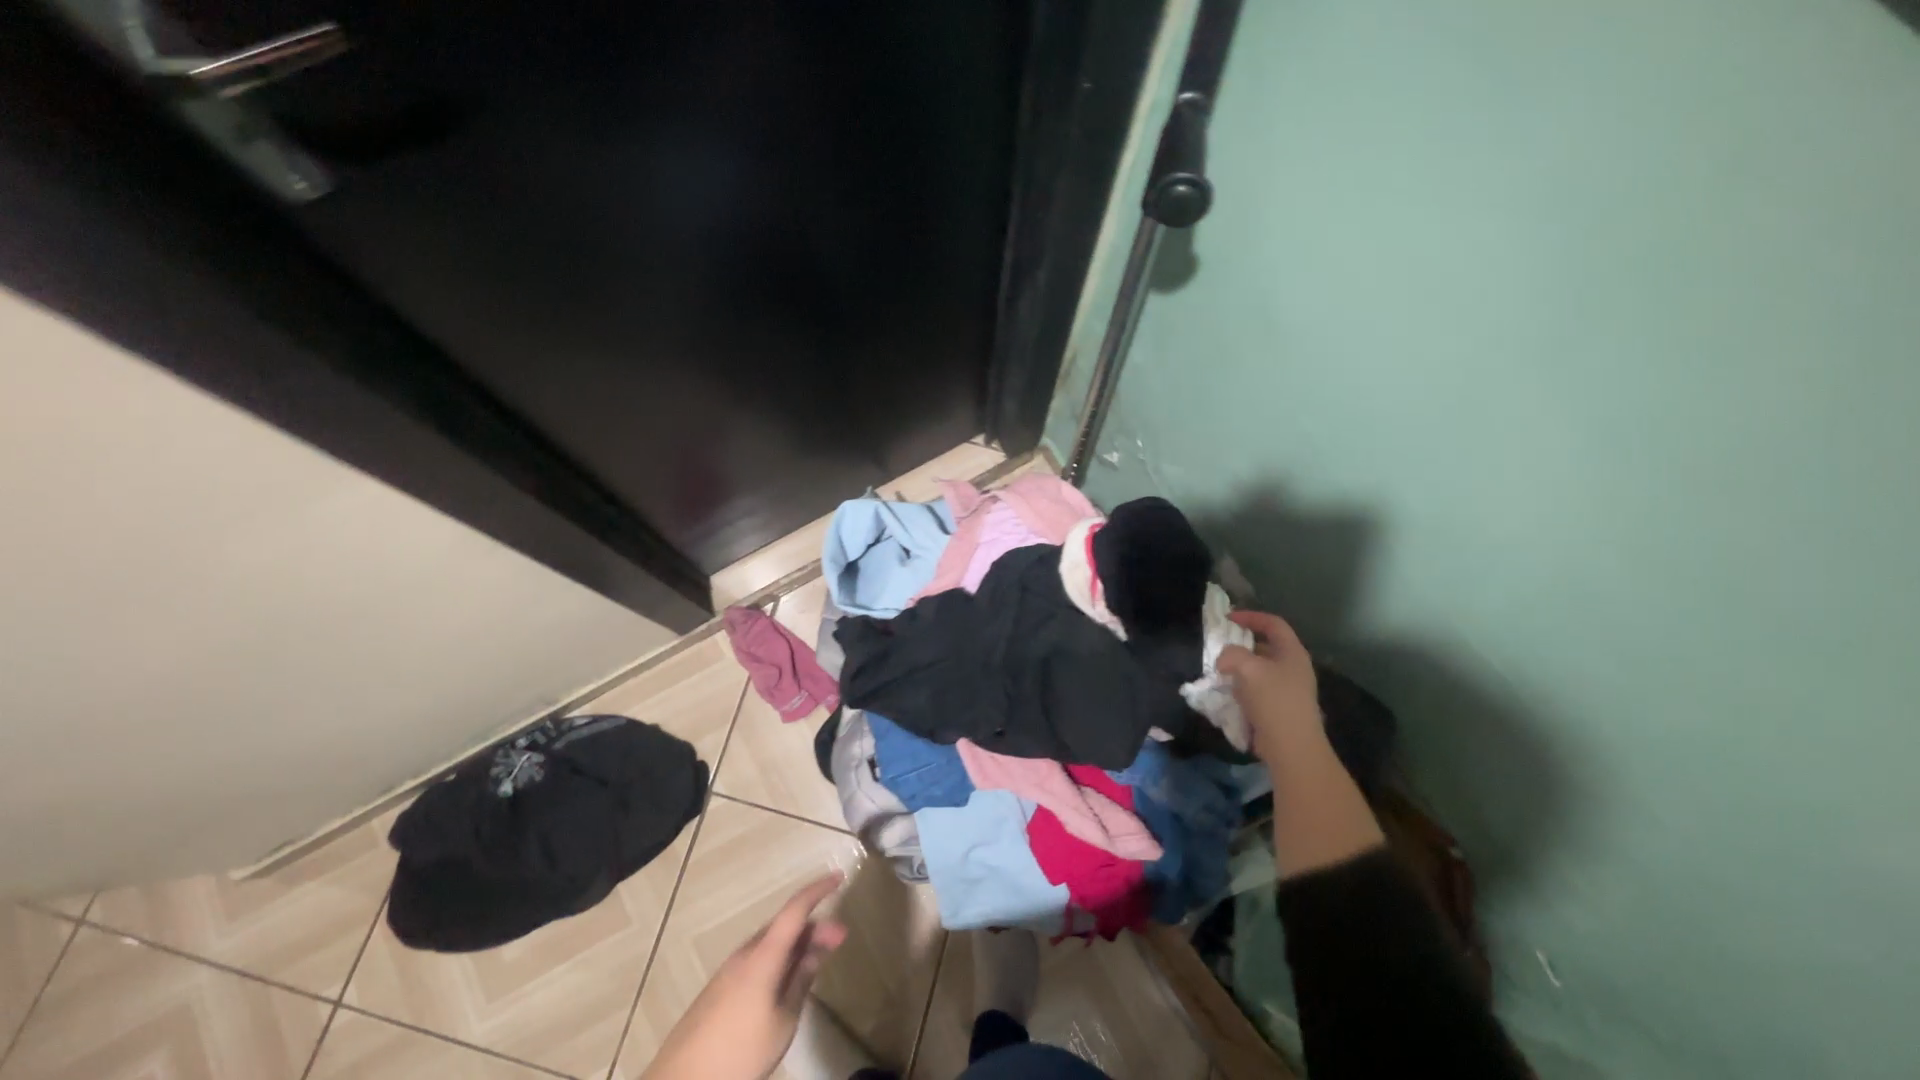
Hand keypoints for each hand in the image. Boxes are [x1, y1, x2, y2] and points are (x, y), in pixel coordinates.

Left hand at [642, 872, 848, 1079]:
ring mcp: (728, 972)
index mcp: (762, 957)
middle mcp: (744, 955)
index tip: (839, 878)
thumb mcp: (783, 1021)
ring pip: (769, 944)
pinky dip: (779, 958)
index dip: (817, 891)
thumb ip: (800, 981)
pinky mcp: (720, 989)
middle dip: (813, 926)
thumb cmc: (740, 1052)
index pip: (794, 911)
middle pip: (782, 926)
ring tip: (818, 957)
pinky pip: (757, 959)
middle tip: (840, 938)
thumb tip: (815, 950)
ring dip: (796, 944)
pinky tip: (788, 978)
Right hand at [1217, 610, 1321, 762]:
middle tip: (1221, 645)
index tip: (1228, 618)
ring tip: (1220, 670)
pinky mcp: (1281, 708)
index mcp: (1292, 652)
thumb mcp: (1248, 668)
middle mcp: (1294, 667)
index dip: (1251, 616)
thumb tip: (1224, 660)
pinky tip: (1229, 693)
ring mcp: (1289, 689)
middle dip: (1243, 644)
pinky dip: (1243, 687)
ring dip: (1240, 667)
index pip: (1273, 624)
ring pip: (1261, 669)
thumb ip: (1232, 654)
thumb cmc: (1273, 700)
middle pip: (1267, 646)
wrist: (1291, 746)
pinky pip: (1259, 689)